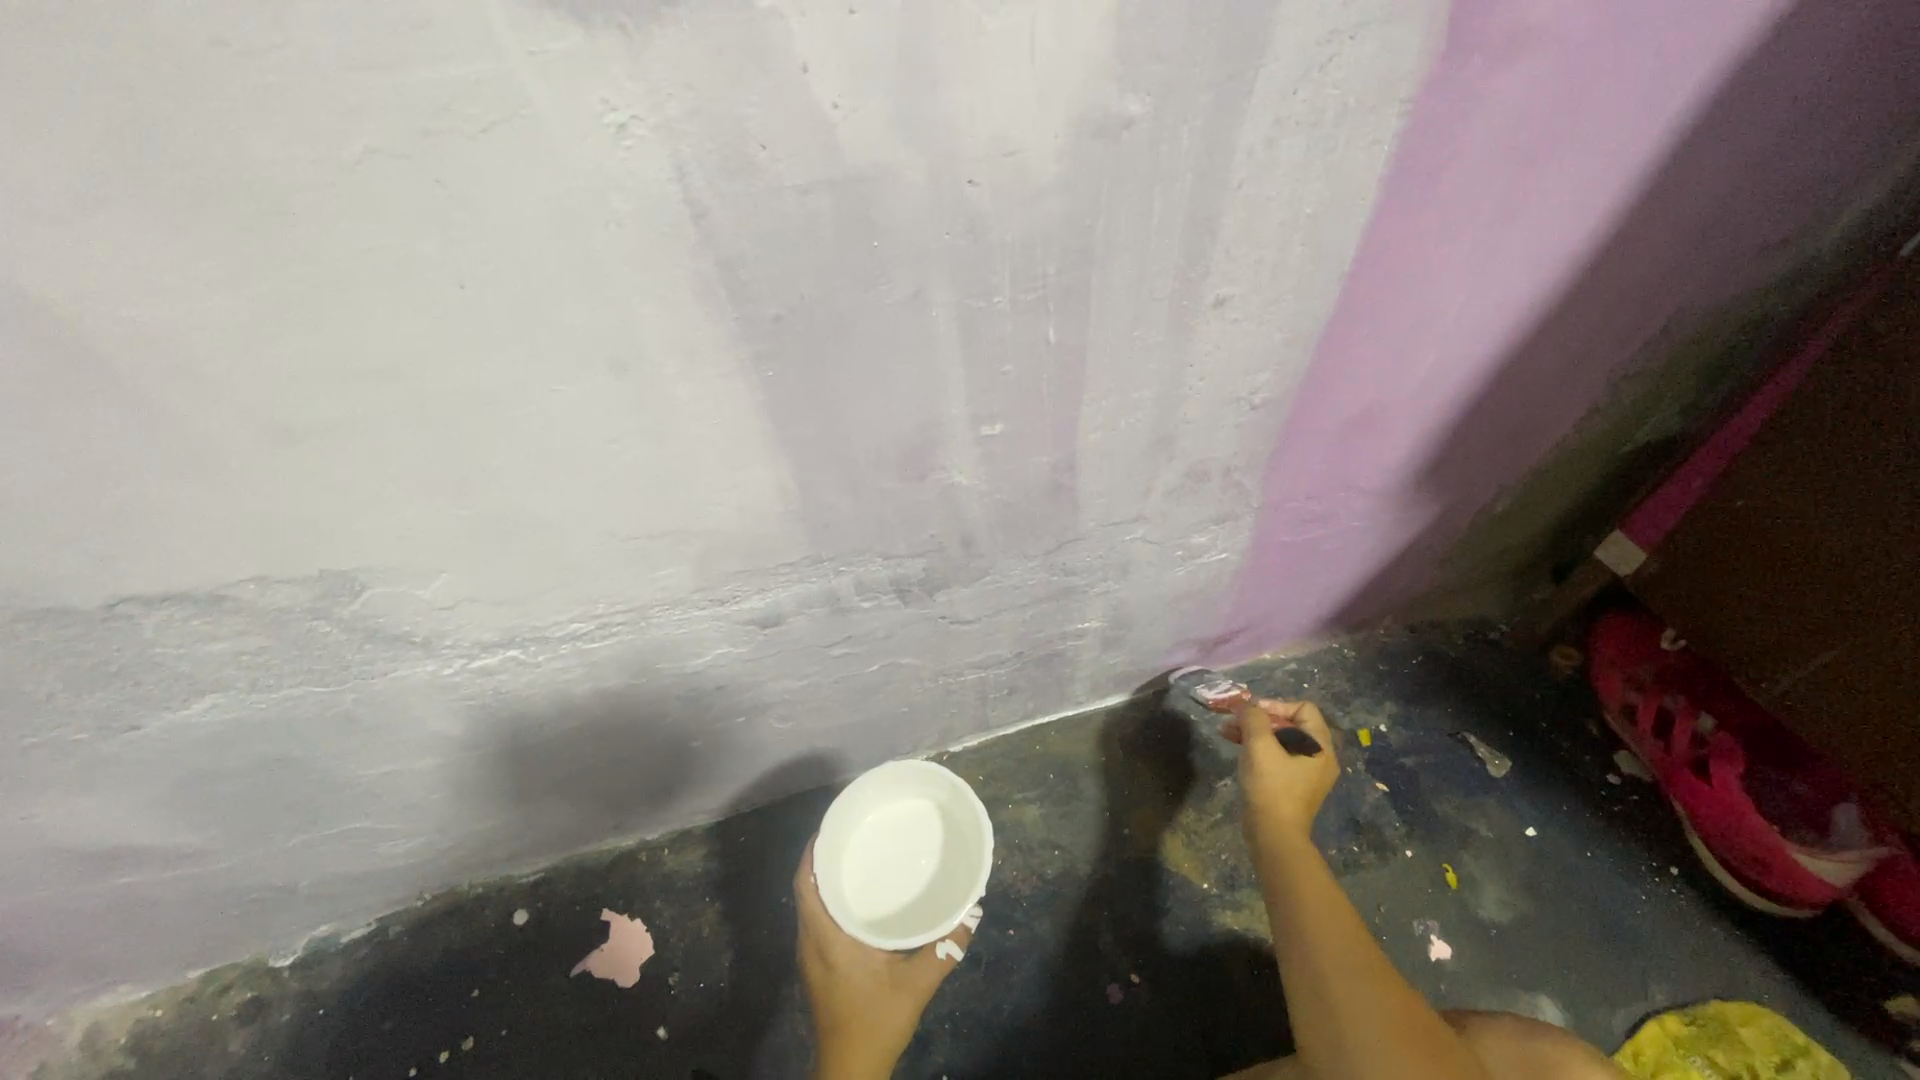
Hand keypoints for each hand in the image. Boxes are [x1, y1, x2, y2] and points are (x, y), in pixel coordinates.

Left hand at [794, 839, 976, 1078]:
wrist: (851, 1070)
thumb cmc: (876, 1021)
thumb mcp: (917, 984)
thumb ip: (945, 948)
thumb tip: (972, 911)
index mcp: (826, 937)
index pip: (806, 883)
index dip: (812, 851)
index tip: (833, 826)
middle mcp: (810, 941)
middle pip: (806, 889)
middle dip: (822, 859)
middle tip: (852, 834)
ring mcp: (809, 956)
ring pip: (809, 906)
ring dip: (824, 881)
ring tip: (855, 857)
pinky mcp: (816, 968)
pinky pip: (815, 921)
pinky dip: (829, 901)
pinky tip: (856, 898)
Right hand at [1221, 699, 1338, 849]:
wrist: (1273, 835)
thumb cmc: (1270, 786)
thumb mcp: (1259, 746)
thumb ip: (1253, 718)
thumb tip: (1245, 705)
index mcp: (1320, 746)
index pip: (1304, 708)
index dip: (1275, 704)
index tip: (1250, 712)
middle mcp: (1319, 758)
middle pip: (1290, 724)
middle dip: (1259, 719)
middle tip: (1232, 720)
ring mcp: (1307, 774)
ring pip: (1280, 741)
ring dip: (1254, 733)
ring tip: (1225, 731)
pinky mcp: (1293, 786)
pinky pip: (1278, 757)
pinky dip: (1258, 749)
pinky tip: (1237, 749)